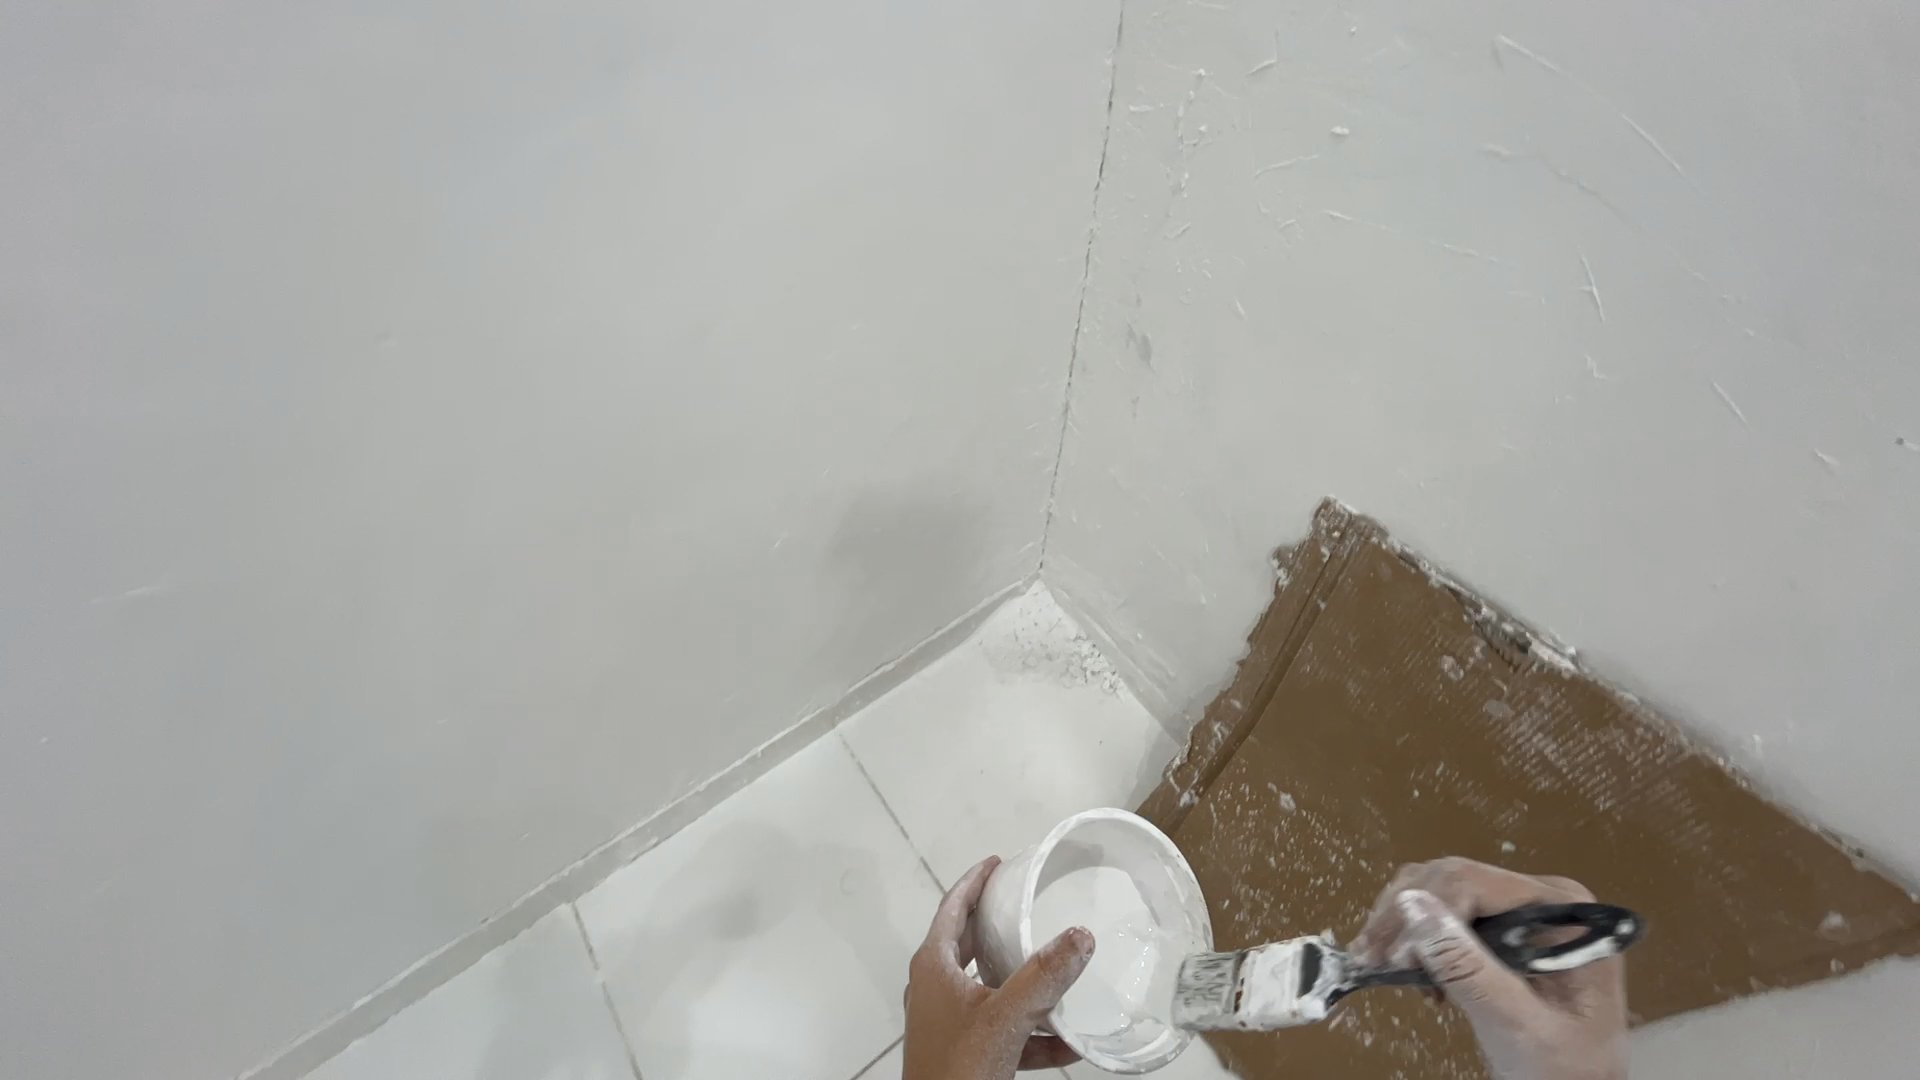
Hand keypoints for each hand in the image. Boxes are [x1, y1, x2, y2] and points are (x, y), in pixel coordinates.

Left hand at [903, 856, 1093, 1079]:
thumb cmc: (959, 1068)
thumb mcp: (1005, 1017)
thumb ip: (1044, 976)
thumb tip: (1082, 935)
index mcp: (934, 964)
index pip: (953, 905)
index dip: (974, 881)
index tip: (997, 861)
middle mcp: (935, 985)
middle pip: (967, 940)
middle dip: (996, 922)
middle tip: (1026, 901)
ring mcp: (946, 1020)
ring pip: (987, 986)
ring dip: (1020, 979)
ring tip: (1054, 965)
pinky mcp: (962, 1051)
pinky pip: (999, 1029)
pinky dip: (1029, 1030)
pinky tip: (1066, 1042)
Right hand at [1352, 858, 1627, 1079]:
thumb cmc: (1561, 1067)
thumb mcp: (1518, 1024)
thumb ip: (1469, 968)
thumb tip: (1412, 903)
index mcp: (1560, 909)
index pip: (1471, 884)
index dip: (1426, 911)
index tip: (1396, 957)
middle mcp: (1536, 894)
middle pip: (1446, 880)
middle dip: (1404, 918)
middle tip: (1373, 959)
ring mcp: (1512, 904)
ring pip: (1432, 886)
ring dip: (1399, 923)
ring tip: (1381, 962)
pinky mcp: (1490, 918)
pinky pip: (1434, 904)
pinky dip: (1408, 930)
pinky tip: (1404, 964)